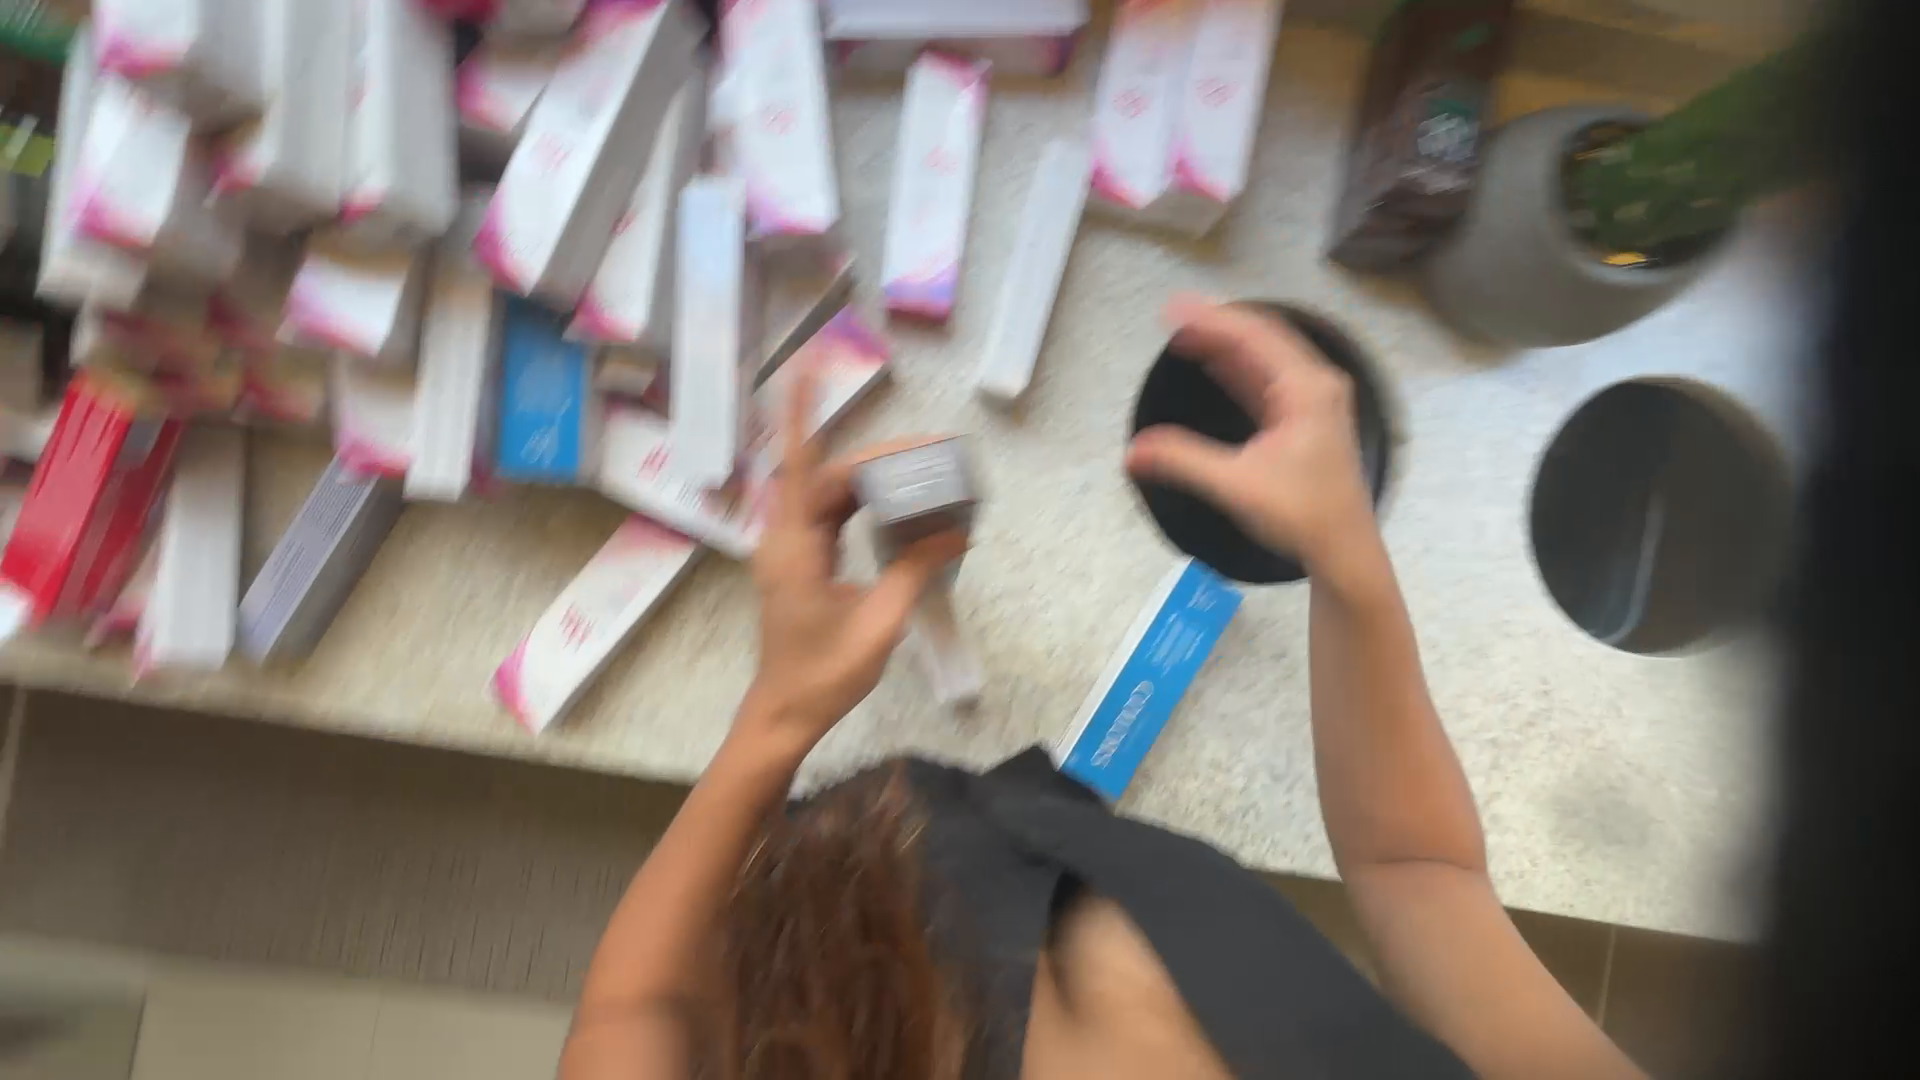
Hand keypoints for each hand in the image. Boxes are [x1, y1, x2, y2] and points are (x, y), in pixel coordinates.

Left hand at [736, 364, 967, 759]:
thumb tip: (956, 532)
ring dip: (871, 474)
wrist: (786, 712)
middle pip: (827, 476)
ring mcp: (790, 548)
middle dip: (878, 456)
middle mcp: (785, 537)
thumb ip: (914, 570)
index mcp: (794, 547)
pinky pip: (830, 513)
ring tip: (922, 462)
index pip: (809, 470)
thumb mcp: (879, 623)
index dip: (810, 417)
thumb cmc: (825, 674)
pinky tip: (892, 491)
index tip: (808, 367)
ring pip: (829, 492)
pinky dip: (862, 497)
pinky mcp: (801, 560)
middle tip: (933, 447)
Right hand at [1126, 296, 1379, 579]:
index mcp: (1305, 388)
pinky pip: (1265, 381)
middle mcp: (1313, 385)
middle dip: (1216, 324)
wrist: (1343, 548)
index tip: (1172, 309)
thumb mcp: (1236, 484)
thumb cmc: (1300, 512)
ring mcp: (1310, 401)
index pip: (1253, 337)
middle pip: (1260, 339)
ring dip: (1225, 345)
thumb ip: (1182, 461)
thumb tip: (1131, 452)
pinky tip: (1213, 365)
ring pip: (1263, 359)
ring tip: (1184, 334)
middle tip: (1172, 315)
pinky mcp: (1302, 420)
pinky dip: (1237, 369)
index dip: (1211, 319)